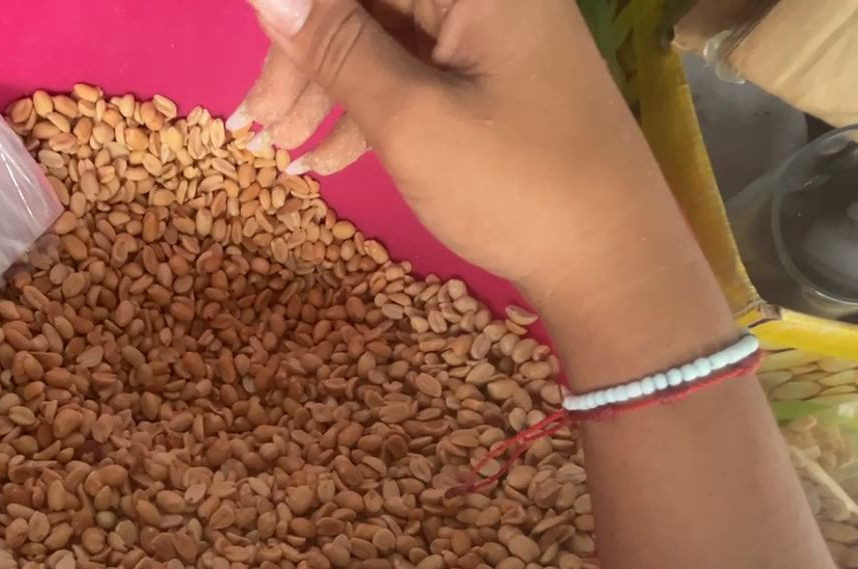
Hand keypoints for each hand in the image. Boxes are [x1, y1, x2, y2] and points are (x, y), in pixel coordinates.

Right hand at [234, 0, 707, 314]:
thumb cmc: (510, 185)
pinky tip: (322, 160)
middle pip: (368, 6)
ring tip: (274, 147)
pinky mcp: (484, 84)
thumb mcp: (410, 118)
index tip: (256, 75)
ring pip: (381, 46)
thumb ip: (339, 49)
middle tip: (254, 124)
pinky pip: (408, 81)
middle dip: (303, 60)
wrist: (602, 254)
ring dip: (323, 93)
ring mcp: (484, 39)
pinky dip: (362, 116)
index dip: (298, 16)